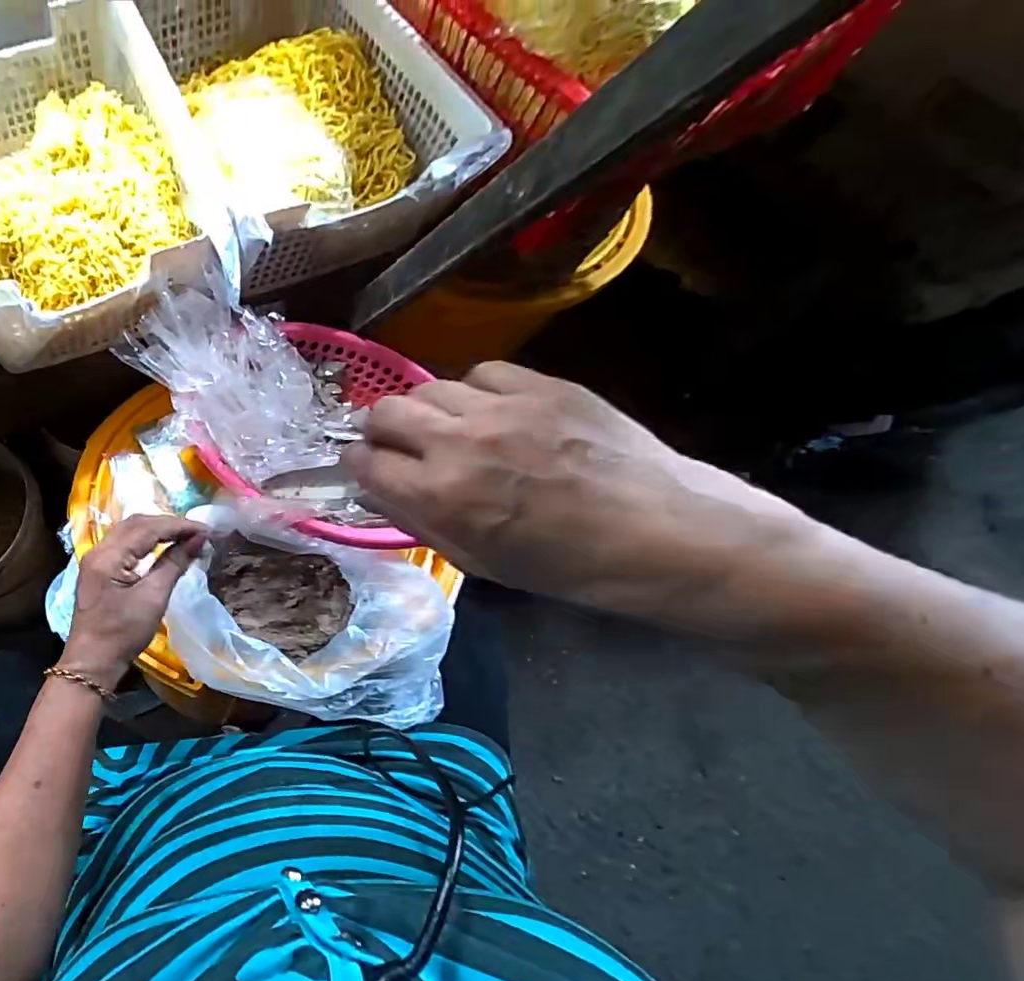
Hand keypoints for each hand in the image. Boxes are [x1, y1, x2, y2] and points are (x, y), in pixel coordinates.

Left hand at [60, 515, 206, 687]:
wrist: (93, 661)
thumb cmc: (123, 633)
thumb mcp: (153, 598)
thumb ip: (174, 564)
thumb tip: (197, 540)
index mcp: (108, 556)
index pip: (147, 528)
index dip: (178, 525)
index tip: (205, 530)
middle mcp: (98, 550)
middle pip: (136, 524)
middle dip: (168, 524)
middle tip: (197, 532)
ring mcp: (95, 559)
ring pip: (129, 531)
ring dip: (157, 530)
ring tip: (184, 536)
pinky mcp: (97, 569)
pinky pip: (123, 544)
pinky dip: (145, 541)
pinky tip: (162, 546)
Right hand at [344, 361, 812, 616]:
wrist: (666, 536)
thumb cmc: (562, 566)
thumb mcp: (474, 560)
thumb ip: (416, 521)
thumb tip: (378, 490)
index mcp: (439, 495)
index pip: (364, 461)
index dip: (357, 465)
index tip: (365, 469)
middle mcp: (460, 443)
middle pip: (384, 411)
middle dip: (378, 430)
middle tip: (394, 444)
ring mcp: (505, 408)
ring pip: (428, 387)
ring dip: (424, 410)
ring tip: (446, 427)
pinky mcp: (546, 386)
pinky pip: (482, 373)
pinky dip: (472, 392)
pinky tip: (490, 412)